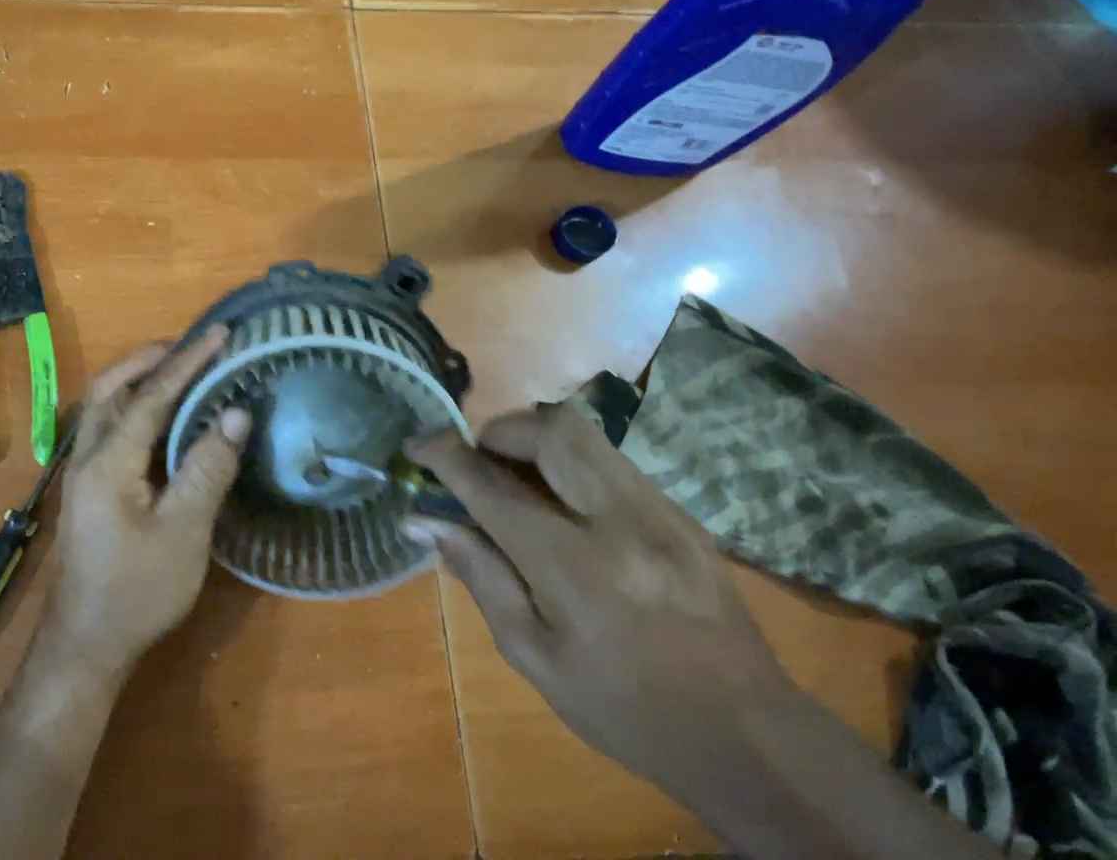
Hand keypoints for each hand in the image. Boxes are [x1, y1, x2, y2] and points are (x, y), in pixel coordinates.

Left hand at [39, 328, 250, 676]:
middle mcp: (87, 456)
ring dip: (140, 381)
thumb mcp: (183, 532)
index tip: (219, 333)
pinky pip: (109, 430)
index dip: (187, 361)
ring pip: (105, 408)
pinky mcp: (89, 490)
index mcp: (108, 461)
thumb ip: (207, 469)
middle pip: (111, 388)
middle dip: (150, 359)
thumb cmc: (137, 591)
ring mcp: (83, 473)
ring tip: (182, 372)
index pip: (151, 395)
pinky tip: (163, 420)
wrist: (87, 643)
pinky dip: (136, 408)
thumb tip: (235, 412)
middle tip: (193, 347)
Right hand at [403, 404, 800, 797]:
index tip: (416, 446)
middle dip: (499, 430)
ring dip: (536, 442)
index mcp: (574, 568)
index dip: (445, 455)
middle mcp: (621, 522)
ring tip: (514, 481)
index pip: (493, 486)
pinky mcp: (684, 516)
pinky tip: (564, 510)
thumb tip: (424, 520)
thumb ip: (480, 576)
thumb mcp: (532, 655)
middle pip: (552, 429)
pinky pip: (614, 463)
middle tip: (476, 460)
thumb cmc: (622, 708)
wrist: (746, 734)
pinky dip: (572, 467)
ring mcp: (662, 513)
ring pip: (588, 436)